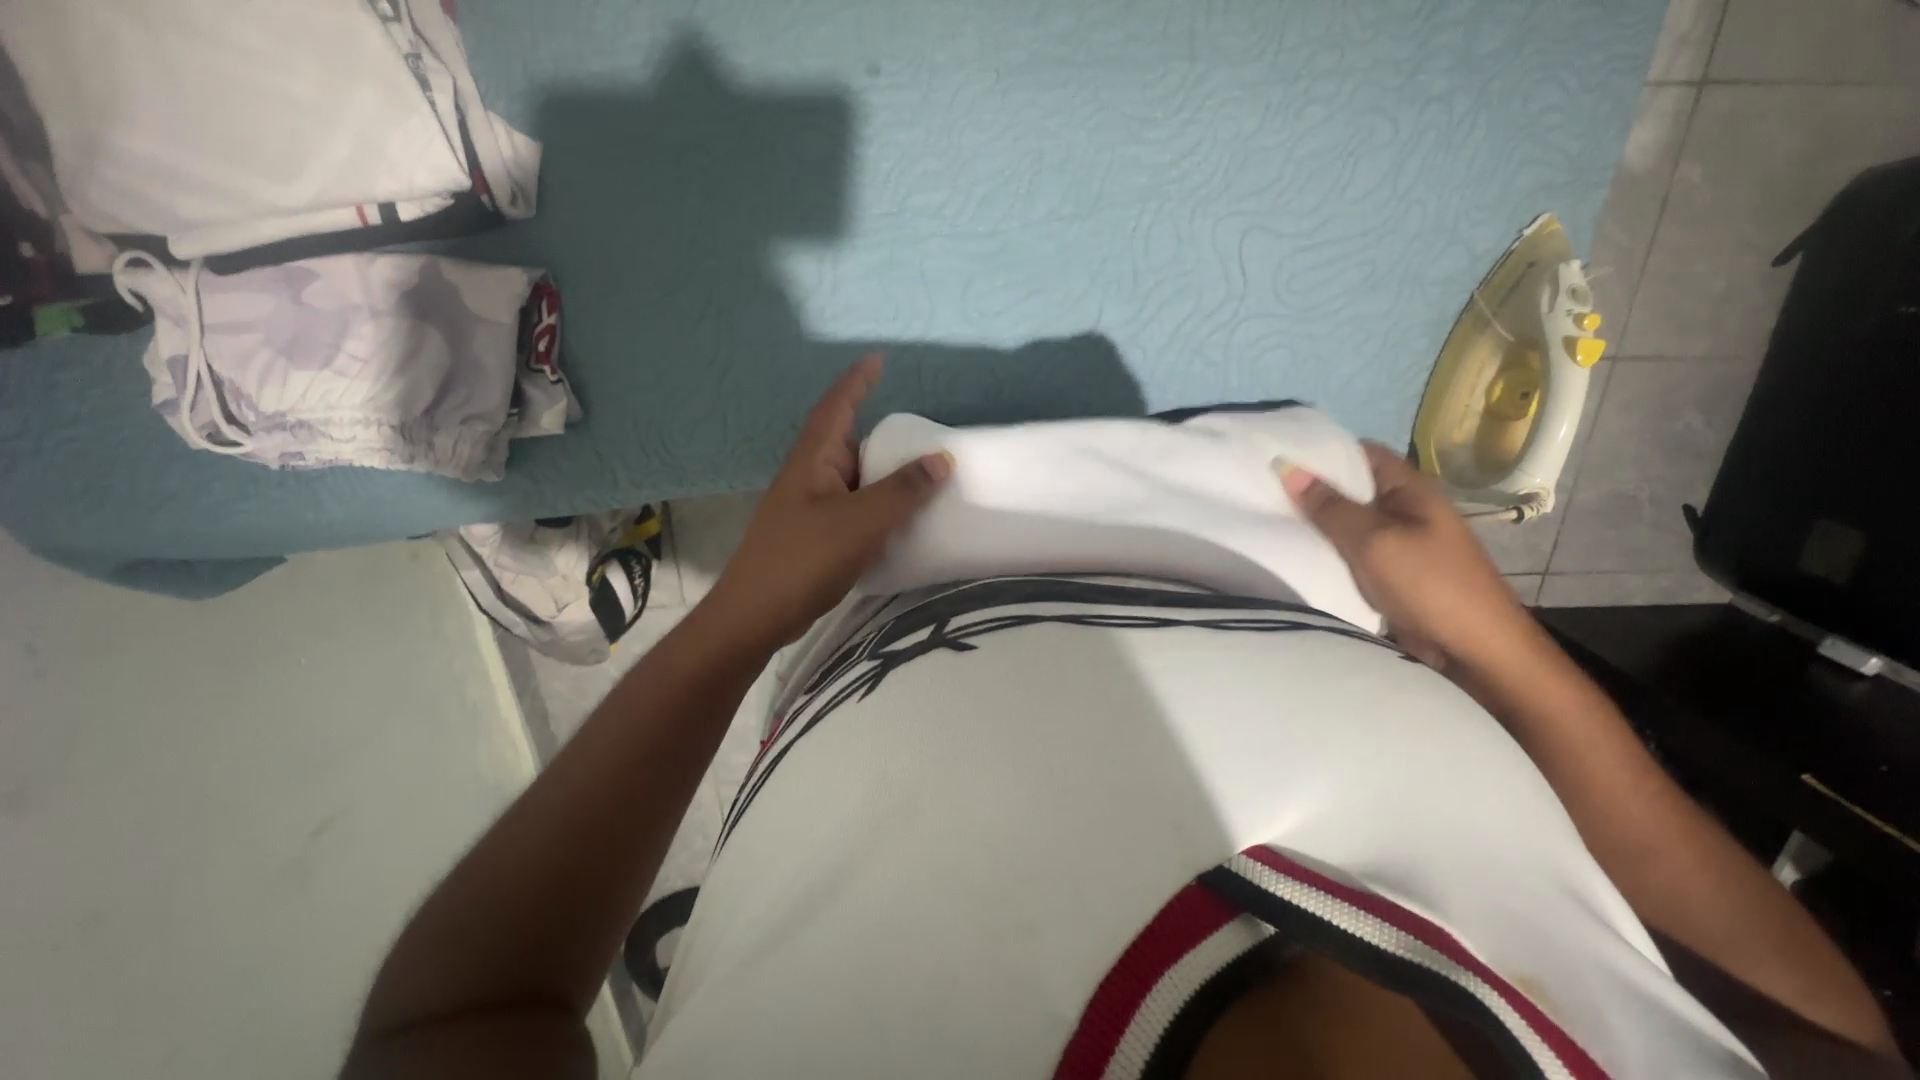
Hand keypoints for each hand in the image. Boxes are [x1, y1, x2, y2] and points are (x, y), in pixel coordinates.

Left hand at [703, 355, 952, 647]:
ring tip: (922, 479)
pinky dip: (877, 508)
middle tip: (923, 438)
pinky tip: (899, 523)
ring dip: (883, 477)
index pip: (836, 407)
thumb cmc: (802, 559)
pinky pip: (853, 511)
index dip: (857, 382)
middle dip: (882, 438)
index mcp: (813, 460)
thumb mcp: (859, 522)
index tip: (877, 360)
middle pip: (849, 444)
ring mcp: (810, 509)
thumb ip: (901, 492)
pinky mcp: (815, 539)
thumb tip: (941, 460)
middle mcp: (809, 477)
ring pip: (854, 481)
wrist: (755, 615)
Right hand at [1281, 440, 1541, 673]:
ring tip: (1269, 520)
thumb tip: (1288, 467)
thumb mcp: (1374, 541)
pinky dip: (1328, 553)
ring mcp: (1400, 543)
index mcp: (1410, 489)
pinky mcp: (1392, 574)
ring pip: (1349, 524)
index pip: (1361, 452)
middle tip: (1261, 491)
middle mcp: (1406, 509)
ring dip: (1317, 525)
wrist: (1474, 650)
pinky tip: (1297, 556)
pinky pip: (1352, 554)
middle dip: (1311, 490)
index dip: (1321, 451)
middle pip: (1352, 488)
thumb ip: (1330, 507)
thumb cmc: (1429, 585)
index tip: (1277, 456)